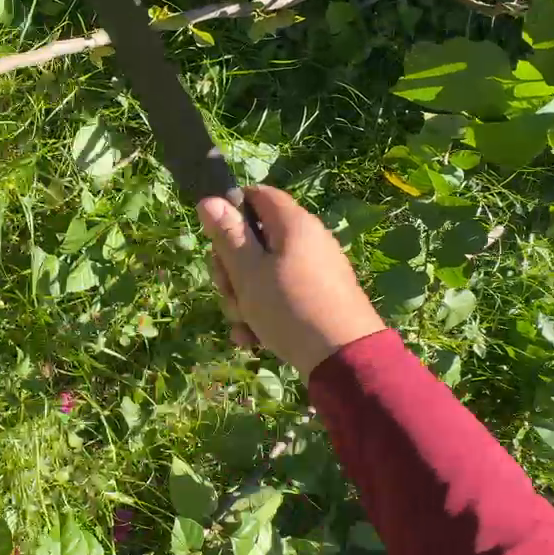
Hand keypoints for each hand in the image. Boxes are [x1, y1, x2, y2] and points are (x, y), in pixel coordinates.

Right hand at [196, 186, 386, 375]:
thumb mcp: (248, 271)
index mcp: (292, 225)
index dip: (231, 211)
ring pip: (263, 271)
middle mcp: (307, 241)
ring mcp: (314, 270)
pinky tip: (252, 338)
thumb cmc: (289, 306)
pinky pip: (280, 293)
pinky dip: (263, 312)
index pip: (257, 195)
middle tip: (227, 289)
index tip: (216, 239)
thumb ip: (228, 235)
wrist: (344, 360)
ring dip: (243, 296)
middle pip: (255, 238)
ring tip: (243, 323)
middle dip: (231, 266)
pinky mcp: (318, 297)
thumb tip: (209, 200)